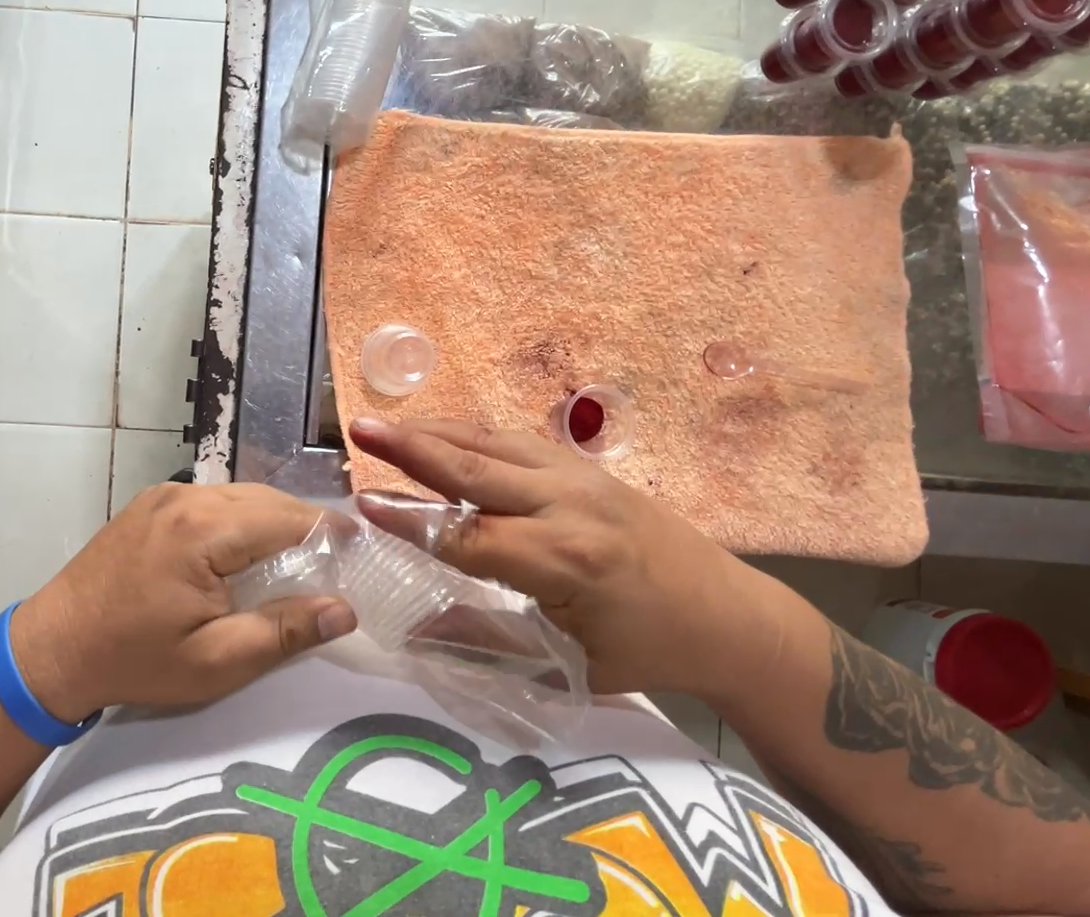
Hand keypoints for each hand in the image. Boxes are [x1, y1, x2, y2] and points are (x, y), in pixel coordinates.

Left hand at [9, 483, 358, 721]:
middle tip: (337, 556)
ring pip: (241, 495)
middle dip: (305, 523)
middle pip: (266, 499)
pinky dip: (241, 518)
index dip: (329, 531)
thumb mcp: (215, 661)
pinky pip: (213, 500)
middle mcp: (186, 497)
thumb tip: (346, 610)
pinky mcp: (150, 503)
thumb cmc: (135, 660)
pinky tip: (249, 548)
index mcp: (204, 530)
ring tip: (300, 553)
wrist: (53, 647)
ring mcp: (164, 495)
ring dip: (273, 519)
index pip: (287, 517)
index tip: (362, 547)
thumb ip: (283, 631)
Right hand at [348, 417, 782, 700]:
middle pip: (473, 469)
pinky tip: (439, 433)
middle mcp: (568, 505)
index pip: (467, 536)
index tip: (361, 505)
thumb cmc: (648, 650)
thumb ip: (484, 642)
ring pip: (492, 443)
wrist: (730, 615)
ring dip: (434, 431)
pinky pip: (515, 442)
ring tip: (384, 424)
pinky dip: (468, 434)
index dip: (410, 523)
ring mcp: (580, 477)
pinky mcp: (585, 467)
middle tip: (358, 427)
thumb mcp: (568, 664)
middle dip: (410, 447)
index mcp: (565, 560)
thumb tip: (411, 628)